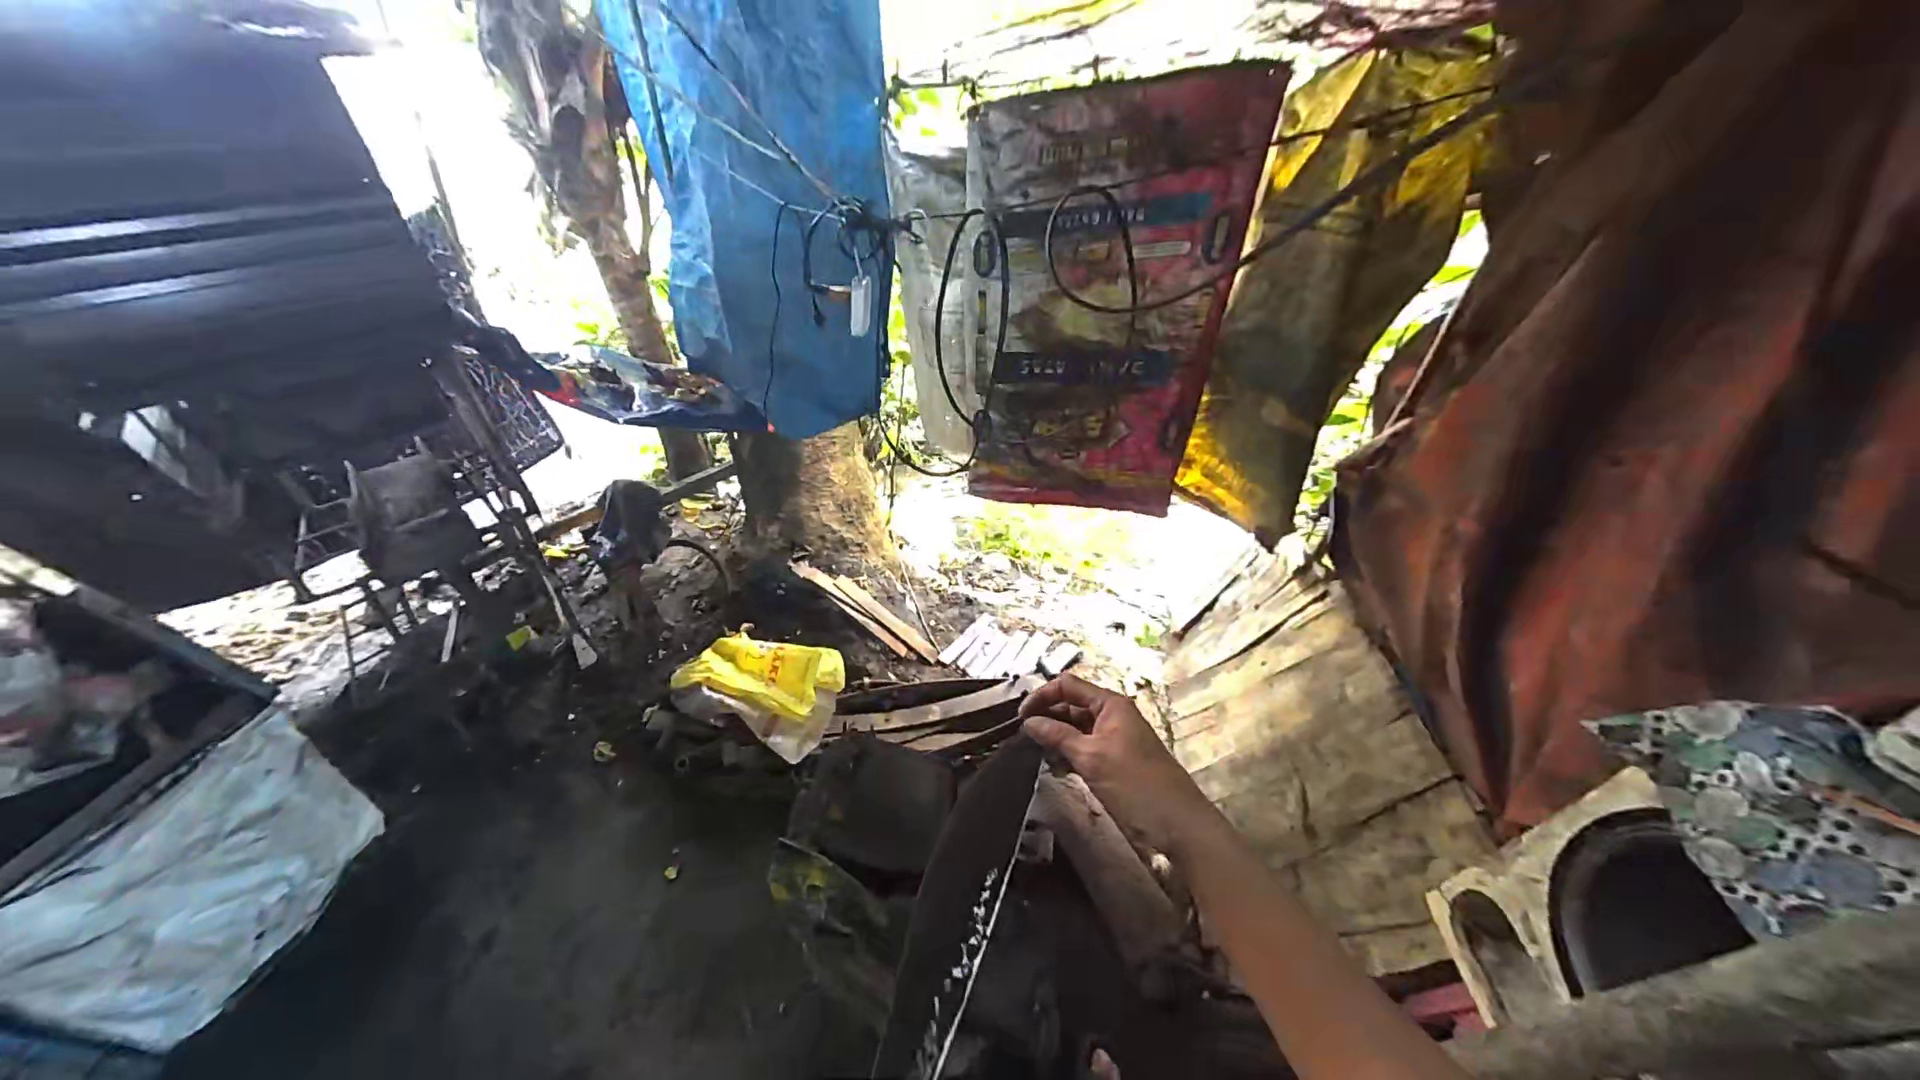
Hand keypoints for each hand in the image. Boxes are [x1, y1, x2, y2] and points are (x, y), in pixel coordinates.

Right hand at [1019, 674, 1224, 856]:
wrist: (1178, 824)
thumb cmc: (1135, 784)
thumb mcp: (1091, 757)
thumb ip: (1057, 736)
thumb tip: (1029, 722)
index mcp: (1110, 704)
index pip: (1067, 686)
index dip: (1042, 696)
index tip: (1020, 717)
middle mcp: (1111, 715)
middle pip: (1071, 706)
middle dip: (1047, 718)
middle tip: (1023, 738)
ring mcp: (1113, 739)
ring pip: (1076, 729)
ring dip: (1056, 739)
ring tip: (1038, 755)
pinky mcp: (1114, 761)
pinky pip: (1084, 749)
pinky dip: (1068, 755)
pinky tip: (1056, 768)